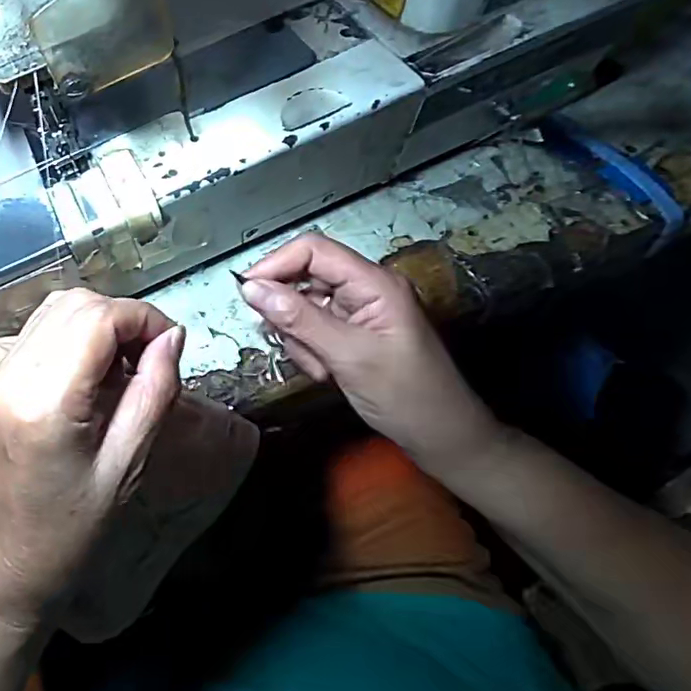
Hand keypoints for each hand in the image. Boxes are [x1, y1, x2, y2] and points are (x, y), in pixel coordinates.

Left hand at [0, 290, 185, 631]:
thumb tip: (174, 335)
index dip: (144, 318)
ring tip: (127, 363)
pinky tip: (98, 366)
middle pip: (80, 303)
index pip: (98, 318)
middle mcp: (14, 374)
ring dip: (104, 320)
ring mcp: (0, 370)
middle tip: (152, 357)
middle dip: (126, 318)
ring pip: (62, 305)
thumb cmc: (77, 522)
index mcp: (45, 401)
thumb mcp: (129, 462)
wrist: (17, 556)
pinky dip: (82, 330)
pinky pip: (47, 324)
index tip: (172, 345)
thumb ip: (155, 391)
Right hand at [240, 235, 507, 475]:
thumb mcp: (348, 356)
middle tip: (290, 344)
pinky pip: (314, 328)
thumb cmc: (407, 397)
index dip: (276, 264)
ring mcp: (359, 311)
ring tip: (321, 368)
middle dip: (289, 311)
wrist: (444, 440)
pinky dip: (309, 349)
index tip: (246, 291)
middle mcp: (365, 288)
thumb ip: (298, 319)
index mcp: (374, 282)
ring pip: (304, 306)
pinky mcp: (353, 332)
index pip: (314, 250)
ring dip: (300, 337)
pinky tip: (326, 373)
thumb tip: (252, 288)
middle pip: (305, 277)